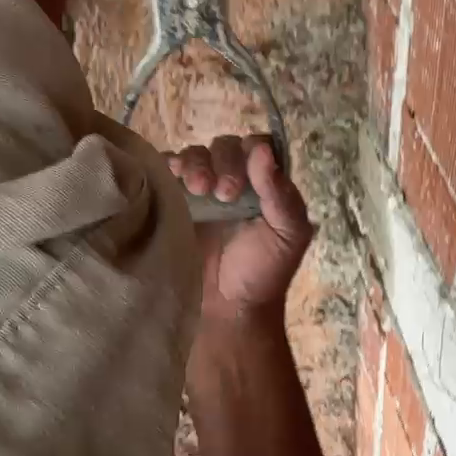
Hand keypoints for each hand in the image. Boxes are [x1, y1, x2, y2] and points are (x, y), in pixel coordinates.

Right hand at [167, 136, 313, 326]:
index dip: (250, 154)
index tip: (244, 184)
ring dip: (195, 163)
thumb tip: (262, 151)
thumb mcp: (288, 235)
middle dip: (223, 163)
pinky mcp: (174, 198)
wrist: (225, 309)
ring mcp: (201, 187)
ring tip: (198, 190)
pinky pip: (168, 169)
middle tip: (222, 195)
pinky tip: (170, 174)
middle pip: (225, 146)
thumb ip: (281, 195)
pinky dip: (168, 164)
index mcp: (265, 182)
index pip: (257, 146)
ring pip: (196, 153)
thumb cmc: (262, 272)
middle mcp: (233, 177)